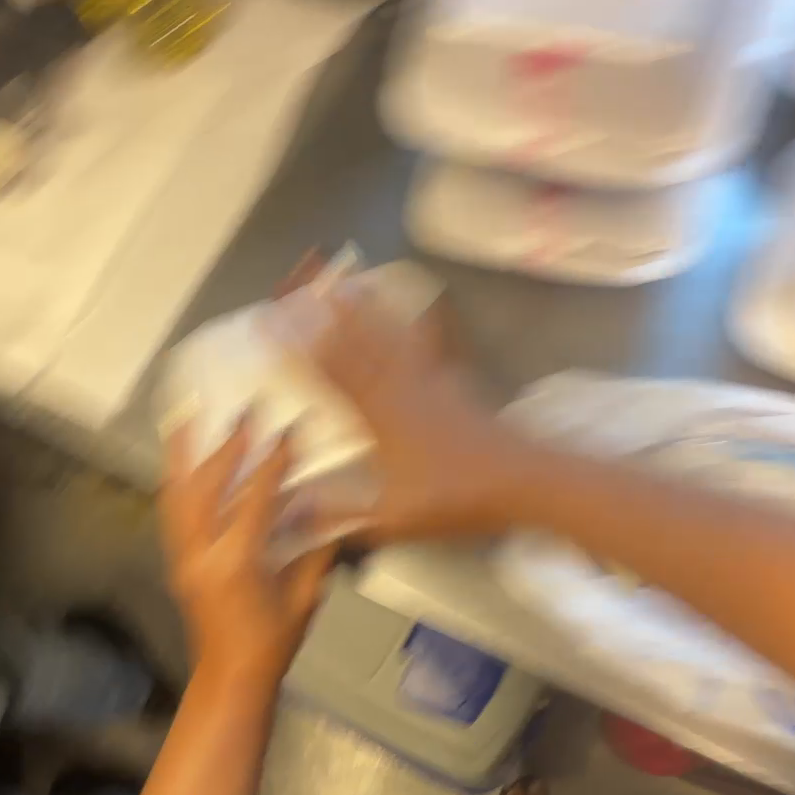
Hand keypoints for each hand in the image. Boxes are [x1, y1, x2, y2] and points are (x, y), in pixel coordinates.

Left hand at [161, 420, 336, 688]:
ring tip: (188, 418)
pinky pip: (172, 512)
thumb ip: (313, 549)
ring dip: (185, 455)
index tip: (287, 431)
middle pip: (209, 486)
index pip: (256, 498)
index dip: (273, 462)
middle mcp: (202, 553)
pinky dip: (176, 482)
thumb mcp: (305, 596)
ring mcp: (183, 556)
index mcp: (237, 561)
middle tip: (246, 414)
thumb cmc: (272, 642)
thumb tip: (322, 507)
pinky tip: (180, 464)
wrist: (231, 677)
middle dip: (228, 446)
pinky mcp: (177, 561)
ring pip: (178, 494)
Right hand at [272, 271, 535, 540]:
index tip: (270, 322)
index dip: (297, 348)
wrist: (524, 479)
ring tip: (344, 280)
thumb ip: (341, 512)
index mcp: (380, 417)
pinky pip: (425, 346)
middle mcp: (400, 389)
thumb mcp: (394, 516)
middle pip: (357, 343)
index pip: (330, 374)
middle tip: (303, 278)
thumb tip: (288, 510)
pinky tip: (412, 313)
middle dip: (326, 310)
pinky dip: (411, 325)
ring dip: (364, 308)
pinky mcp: (454, 384)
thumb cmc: (458, 497)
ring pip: (389, 337)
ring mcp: (430, 381)